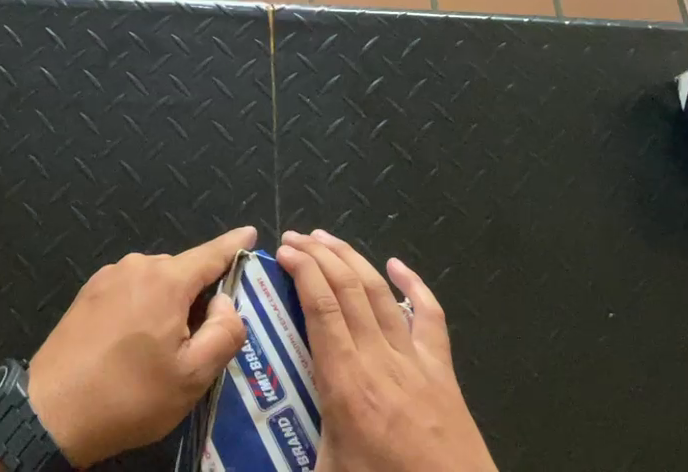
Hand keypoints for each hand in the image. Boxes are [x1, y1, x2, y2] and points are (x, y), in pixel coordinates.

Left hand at [26, 226, 256, 466]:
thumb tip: (224, 303)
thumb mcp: (193, 376)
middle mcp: (137, 266)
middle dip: (198, 299)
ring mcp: (108, 277)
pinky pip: (130, 292)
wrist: (54, 412)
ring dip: (168, 307)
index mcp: (166, 280)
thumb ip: (224, 332)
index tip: (251, 232)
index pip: (211, 254)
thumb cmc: (130, 395)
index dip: (234, 245)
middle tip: (200, 345)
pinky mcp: (88, 293)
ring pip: (155, 284)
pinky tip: (134, 347)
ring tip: (163, 354)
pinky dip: (142, 310)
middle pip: (183, 274)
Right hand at [276, 229, 498, 471]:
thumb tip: (245, 455)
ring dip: (351, 257)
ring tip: (326, 238)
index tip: (282, 252)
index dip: (301, 270)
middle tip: (295, 237)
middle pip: (347, 287)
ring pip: (379, 291)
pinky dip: (413, 283)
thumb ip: (290, 447)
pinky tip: (397, 264)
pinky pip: (429, 316)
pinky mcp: (442, 370)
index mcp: (345, 383)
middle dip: (318, 254)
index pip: (321, 306)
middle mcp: (378, 359)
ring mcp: (414, 360)